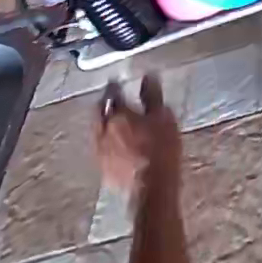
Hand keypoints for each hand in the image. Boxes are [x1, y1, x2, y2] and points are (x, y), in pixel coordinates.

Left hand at [96, 74, 181, 195]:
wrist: (152, 187)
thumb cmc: (161, 148)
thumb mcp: (163, 117)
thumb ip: (153, 96)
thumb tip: (148, 75)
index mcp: (117, 115)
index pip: (112, 94)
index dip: (115, 87)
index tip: (119, 82)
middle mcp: (102, 130)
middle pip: (100, 111)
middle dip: (106, 104)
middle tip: (115, 100)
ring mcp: (100, 150)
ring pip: (98, 130)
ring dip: (106, 123)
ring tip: (116, 121)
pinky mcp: (102, 167)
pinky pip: (102, 147)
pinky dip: (108, 141)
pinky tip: (118, 143)